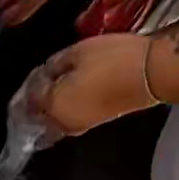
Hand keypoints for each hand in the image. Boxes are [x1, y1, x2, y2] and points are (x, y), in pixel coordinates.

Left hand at [29, 33, 159, 136]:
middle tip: (42, 82)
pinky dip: (64, 110)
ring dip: (50, 108)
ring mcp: (76, 128)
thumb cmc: (110, 59)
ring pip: (53, 120)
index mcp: (52, 104)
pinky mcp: (90, 126)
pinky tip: (69, 95)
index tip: (36, 72)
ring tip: (56, 87)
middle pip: (39, 114)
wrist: (148, 75)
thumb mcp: (77, 52)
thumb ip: (54, 65)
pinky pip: (67, 120)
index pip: (30, 97)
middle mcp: (60, 123)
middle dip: (37, 101)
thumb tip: (44, 74)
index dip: (31, 83)